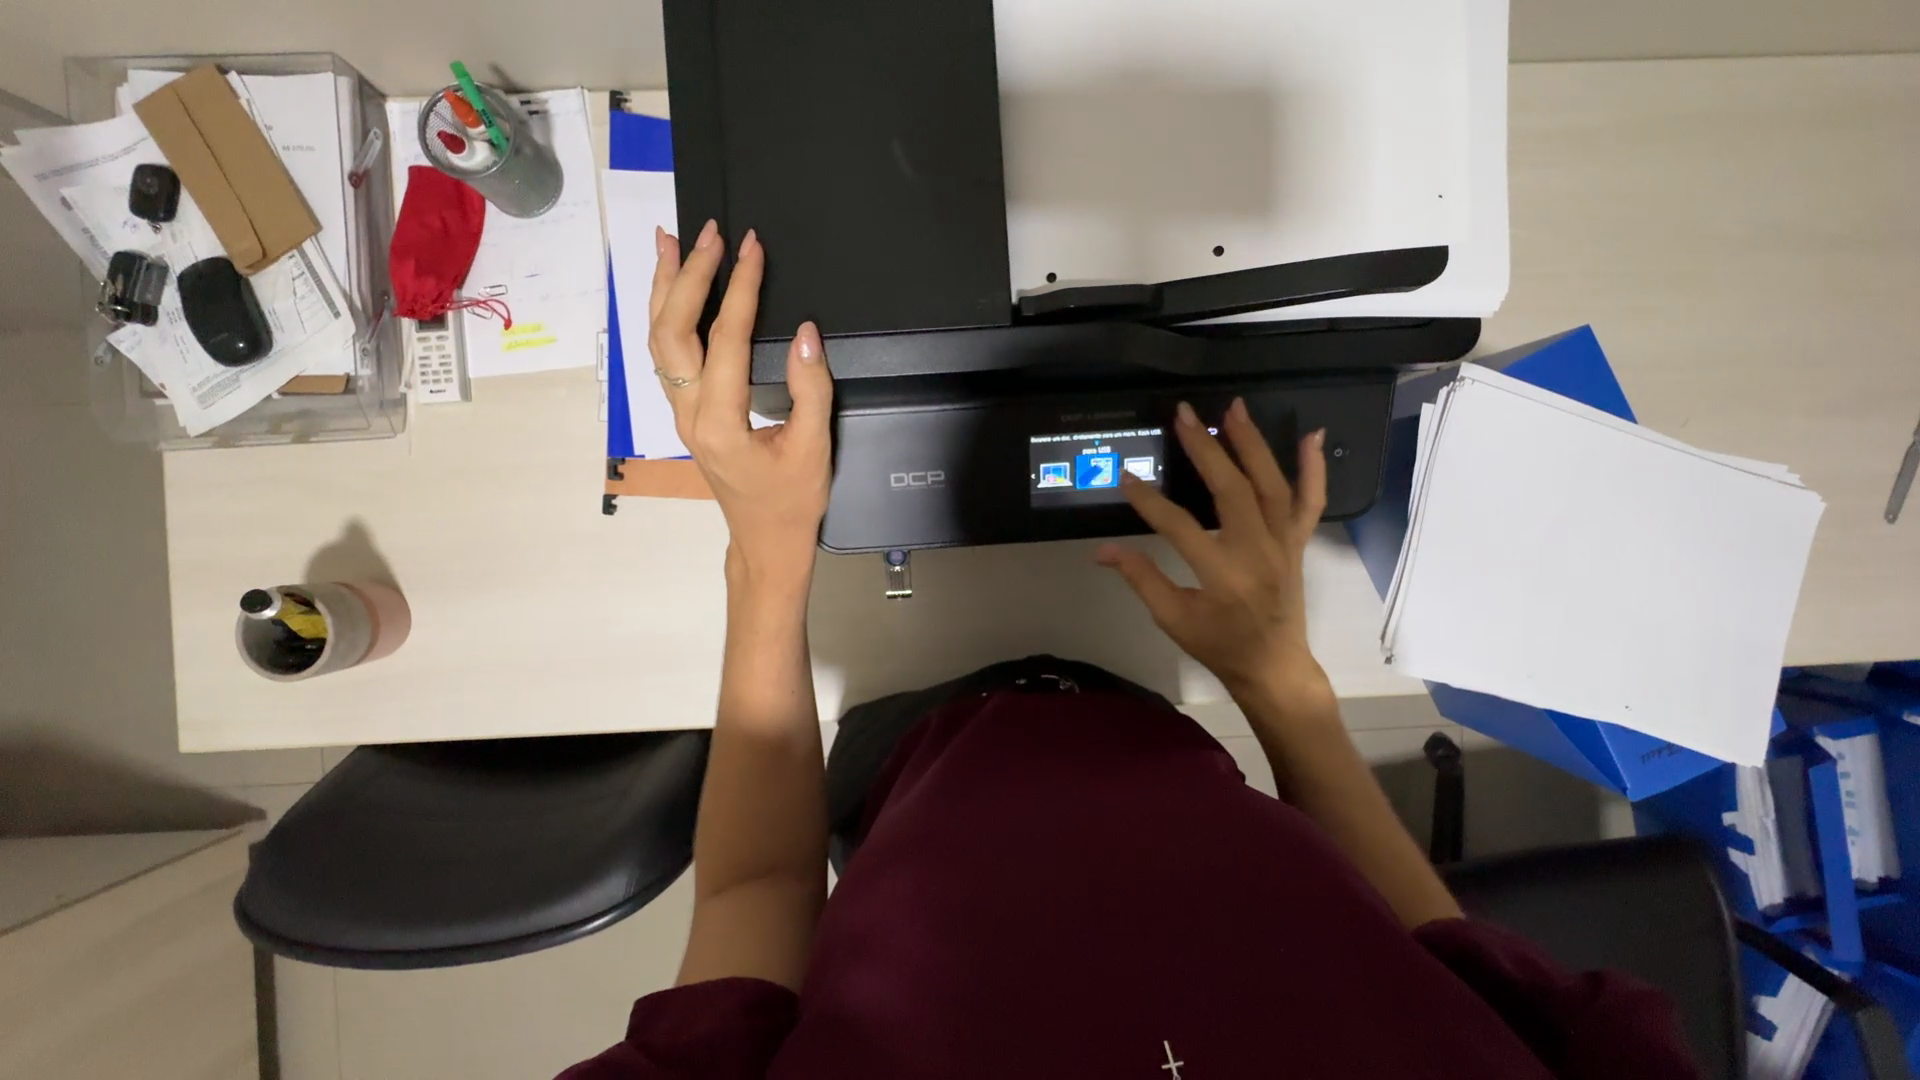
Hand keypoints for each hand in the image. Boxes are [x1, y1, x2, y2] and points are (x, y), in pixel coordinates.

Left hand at [649, 221, 833, 590]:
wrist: (765, 541)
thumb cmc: (792, 502)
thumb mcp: (813, 448)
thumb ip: (811, 389)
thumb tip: (808, 332)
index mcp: (721, 422)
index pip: (725, 341)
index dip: (741, 291)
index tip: (752, 249)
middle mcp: (690, 414)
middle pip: (672, 332)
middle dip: (687, 277)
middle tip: (706, 232)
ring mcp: (682, 414)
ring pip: (659, 341)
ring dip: (665, 289)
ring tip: (670, 241)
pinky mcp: (687, 414)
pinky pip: (667, 356)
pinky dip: (668, 315)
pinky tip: (676, 291)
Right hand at [1097, 399, 1329, 705]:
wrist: (1274, 667)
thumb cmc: (1219, 645)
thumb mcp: (1173, 619)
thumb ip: (1140, 579)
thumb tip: (1102, 551)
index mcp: (1223, 574)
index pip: (1179, 526)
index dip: (1149, 501)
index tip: (1126, 476)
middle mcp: (1258, 551)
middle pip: (1232, 490)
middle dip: (1206, 449)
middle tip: (1185, 414)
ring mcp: (1283, 544)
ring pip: (1271, 485)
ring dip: (1252, 444)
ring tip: (1234, 408)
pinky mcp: (1297, 542)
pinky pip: (1310, 502)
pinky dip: (1314, 469)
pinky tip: (1312, 435)